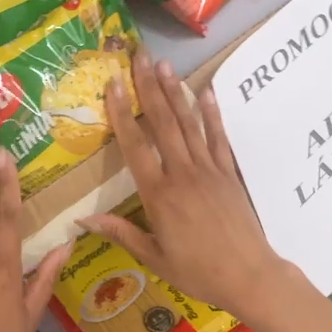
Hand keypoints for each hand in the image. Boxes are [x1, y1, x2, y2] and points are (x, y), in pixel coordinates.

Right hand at [89, 51, 304, 322]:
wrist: (249, 275)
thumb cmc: (198, 272)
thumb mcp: (154, 257)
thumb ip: (121, 233)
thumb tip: (82, 220)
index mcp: (158, 195)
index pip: (135, 145)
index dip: (122, 113)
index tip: (113, 83)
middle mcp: (183, 174)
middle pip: (163, 123)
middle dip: (150, 88)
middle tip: (139, 56)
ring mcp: (209, 170)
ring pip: (189, 124)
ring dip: (175, 92)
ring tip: (164, 65)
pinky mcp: (230, 174)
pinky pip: (219, 138)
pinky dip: (212, 114)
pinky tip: (205, 91)